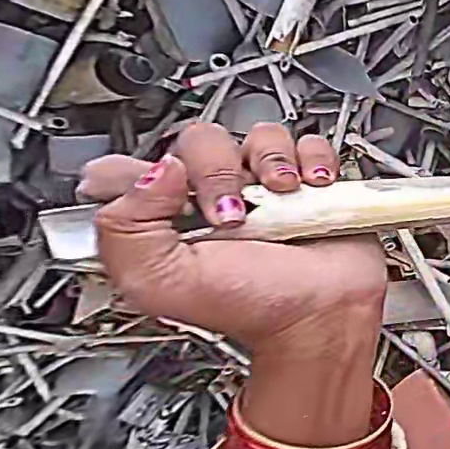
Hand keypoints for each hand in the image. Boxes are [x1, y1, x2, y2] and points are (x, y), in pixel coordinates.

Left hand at [82, 122, 385, 445]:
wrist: (322, 314)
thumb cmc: (253, 308)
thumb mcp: (161, 282)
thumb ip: (128, 227)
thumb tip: (157, 170)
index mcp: (169, 218)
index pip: (132, 167)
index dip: (146, 170)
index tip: (169, 198)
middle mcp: (216, 195)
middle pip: (202, 140)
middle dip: (218, 170)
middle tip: (235, 212)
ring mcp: (264, 186)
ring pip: (258, 134)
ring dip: (273, 160)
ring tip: (283, 194)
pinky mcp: (308, 180)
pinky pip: (308, 143)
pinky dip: (314, 158)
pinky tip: (313, 187)